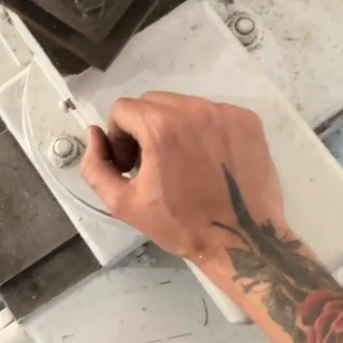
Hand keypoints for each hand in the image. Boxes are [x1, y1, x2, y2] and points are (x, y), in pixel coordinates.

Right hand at [79, 92, 287, 264]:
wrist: (243, 241)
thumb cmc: (181, 225)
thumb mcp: (123, 203)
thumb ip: (96, 166)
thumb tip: (94, 134)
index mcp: (161, 127)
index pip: (123, 109)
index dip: (118, 137)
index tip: (130, 164)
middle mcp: (194, 110)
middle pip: (151, 102)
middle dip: (142, 128)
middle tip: (152, 164)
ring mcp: (225, 113)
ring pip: (182, 105)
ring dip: (172, 127)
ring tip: (181, 163)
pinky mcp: (247, 120)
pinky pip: (211, 112)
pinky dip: (202, 130)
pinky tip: (207, 161)